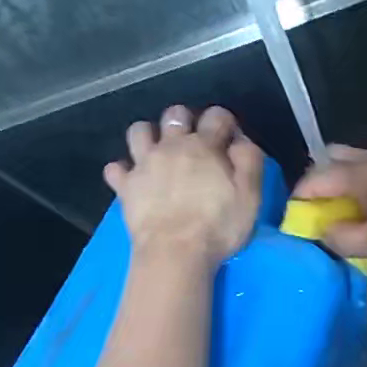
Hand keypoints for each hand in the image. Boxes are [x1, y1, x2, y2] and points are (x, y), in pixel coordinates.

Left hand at [107, 105, 264, 269]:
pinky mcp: (126, 186)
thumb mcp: (250, 197)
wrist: (175, 252)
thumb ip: (249, 162)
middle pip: (175, 114)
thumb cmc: (218, 227)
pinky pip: (115, 168)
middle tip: (194, 143)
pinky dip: (124, 171)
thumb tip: (240, 142)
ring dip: (149, 136)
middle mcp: (171, 146)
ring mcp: (144, 164)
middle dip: (185, 121)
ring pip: (139, 130)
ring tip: (158, 153)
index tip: (230, 139)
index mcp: (204, 146)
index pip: (217, 116)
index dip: (225, 122)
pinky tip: (133, 180)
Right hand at [289, 146, 366, 264]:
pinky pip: (362, 171)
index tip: (294, 226)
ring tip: (335, 218)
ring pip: (345, 165)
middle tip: (314, 218)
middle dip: (314, 188)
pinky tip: (359, 213)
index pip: (313, 179)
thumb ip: (341, 239)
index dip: (298, 202)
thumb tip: (320, 233)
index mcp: (362, 173)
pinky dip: (351, 187)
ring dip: (334, 187)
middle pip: (327, 162)